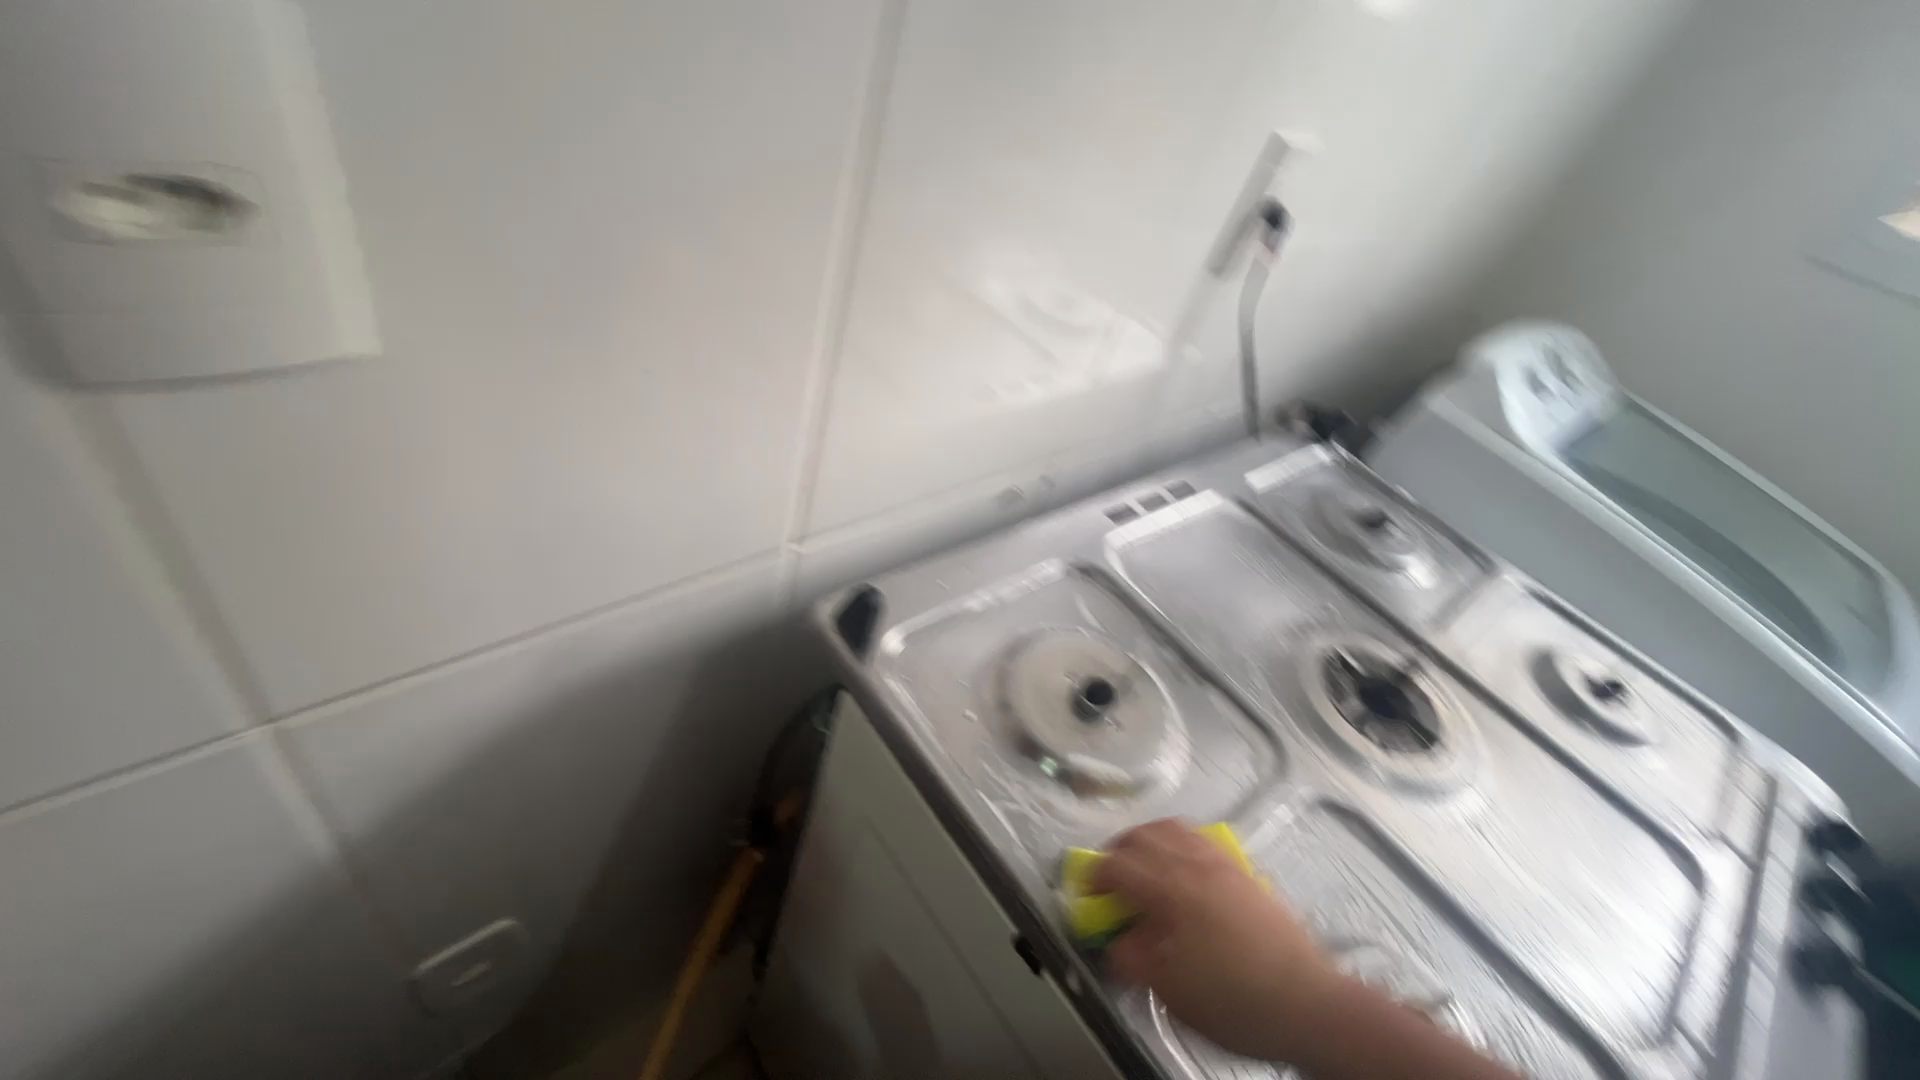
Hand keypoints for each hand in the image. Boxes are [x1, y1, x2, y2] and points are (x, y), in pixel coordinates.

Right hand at [1089, 819, 1337, 1063]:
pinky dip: (1178, 844)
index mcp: (1172, 889)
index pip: (1117, 864)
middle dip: (1117, 852)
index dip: (1093, 876)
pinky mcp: (1244, 871)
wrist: (1309, 1004)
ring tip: (1140, 866)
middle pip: (1143, 835)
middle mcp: (1195, 863)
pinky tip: (1180, 870)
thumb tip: (1115, 939)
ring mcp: (1223, 862)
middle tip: (1108, 880)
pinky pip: (1200, 839)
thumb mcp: (1169, 989)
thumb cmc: (1234, 1000)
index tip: (1085, 895)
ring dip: (1147, 841)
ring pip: (1173, 828)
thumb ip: (1131, 957)